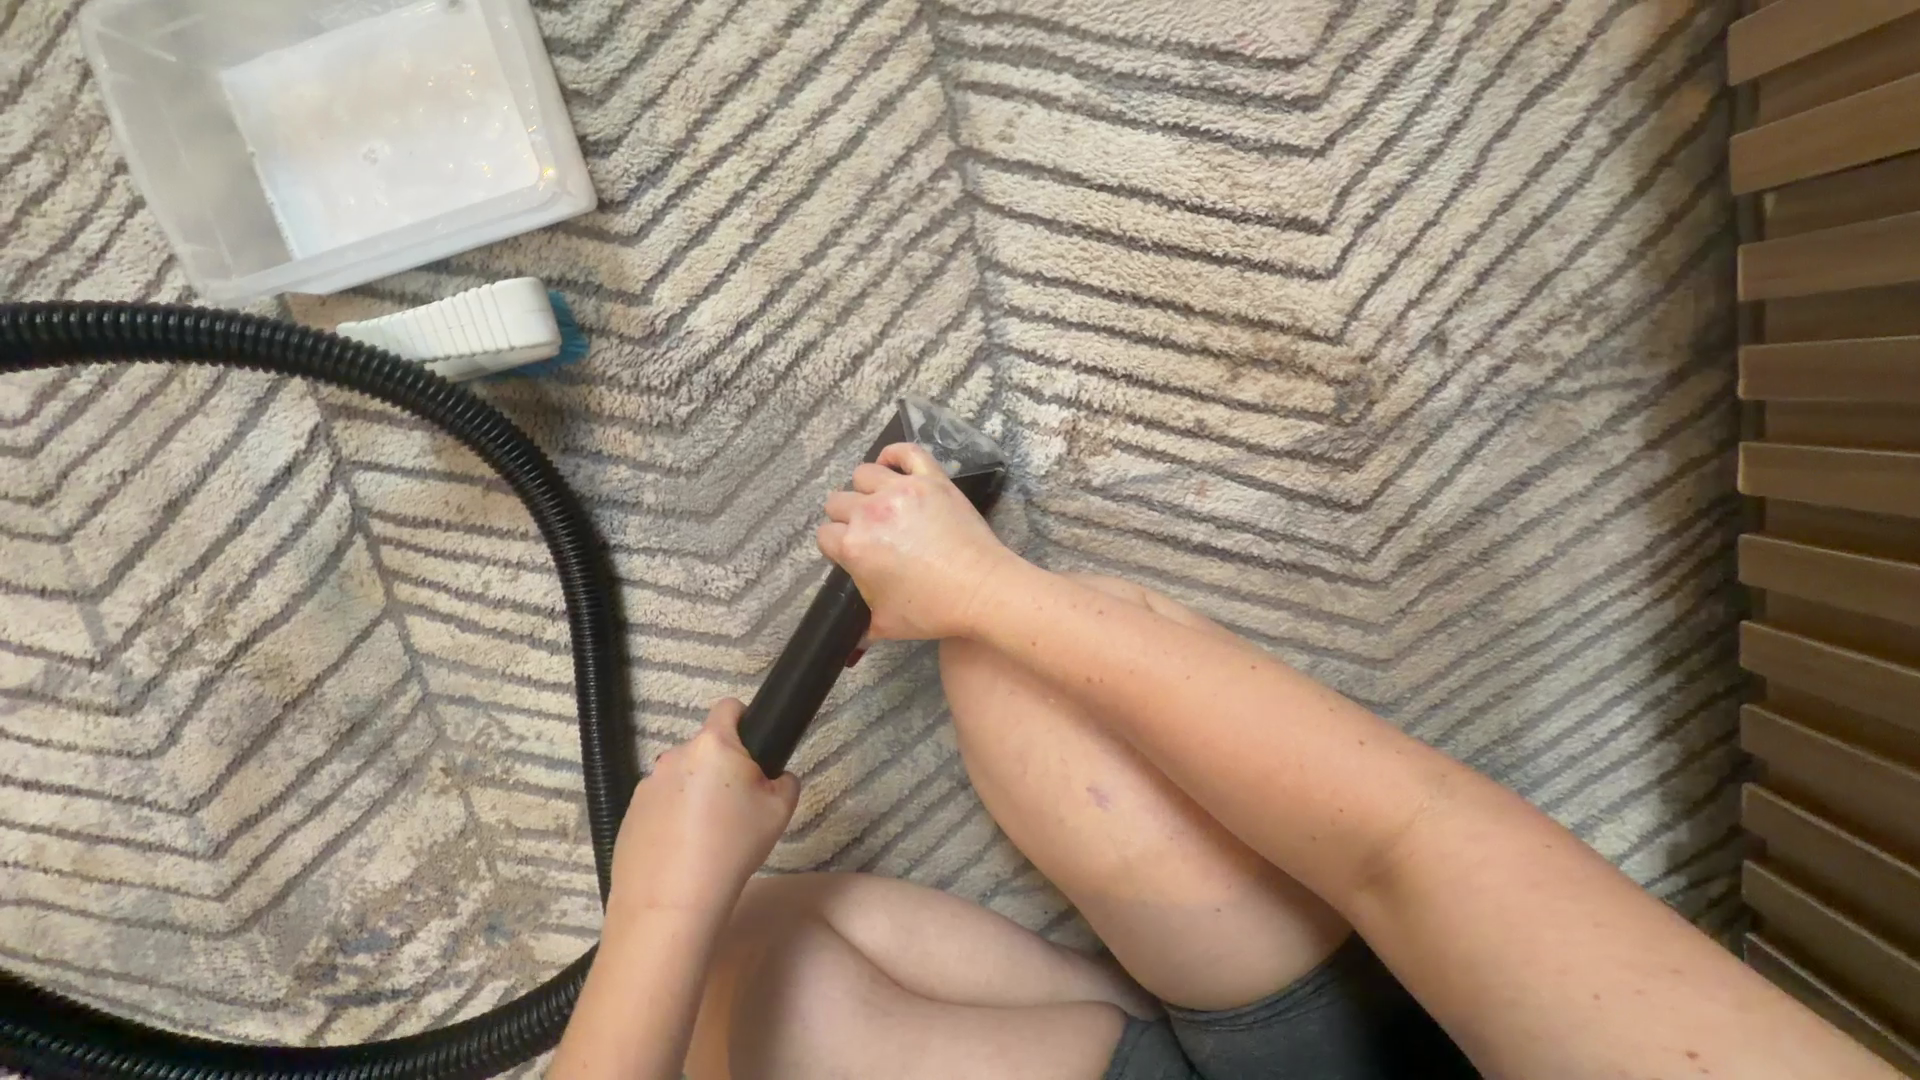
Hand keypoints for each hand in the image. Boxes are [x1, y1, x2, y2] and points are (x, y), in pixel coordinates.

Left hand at [607, 700, 799, 920]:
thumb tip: (771, 779)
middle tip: (738, 808)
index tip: (753, 750)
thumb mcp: (780, 811)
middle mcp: (675, 756)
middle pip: (706, 750)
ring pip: (683, 779)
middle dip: (722, 769)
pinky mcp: (629, 813)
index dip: (745, 720)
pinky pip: (661, 805)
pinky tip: (683, 852)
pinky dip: (673, 819)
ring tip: (708, 838)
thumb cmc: (732, 847)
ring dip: (696, 795)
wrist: (671, 904)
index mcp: (713, 745)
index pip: (728, 707)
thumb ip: (784, 781)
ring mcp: (647, 785)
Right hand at [815, 442, 1018, 640]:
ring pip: (863, 473)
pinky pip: (906, 452)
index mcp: (853, 547)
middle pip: (837, 501)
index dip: (836, 546)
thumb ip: (861, 626)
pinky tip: (890, 465)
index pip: (825, 536)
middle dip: (846, 517)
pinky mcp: (932, 479)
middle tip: (868, 532)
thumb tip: (852, 639)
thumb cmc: (934, 610)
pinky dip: (895, 454)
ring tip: (879, 503)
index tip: (853, 554)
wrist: (983, 590)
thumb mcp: (886, 625)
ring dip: (865, 488)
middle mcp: (870, 512)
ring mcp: (902, 490)